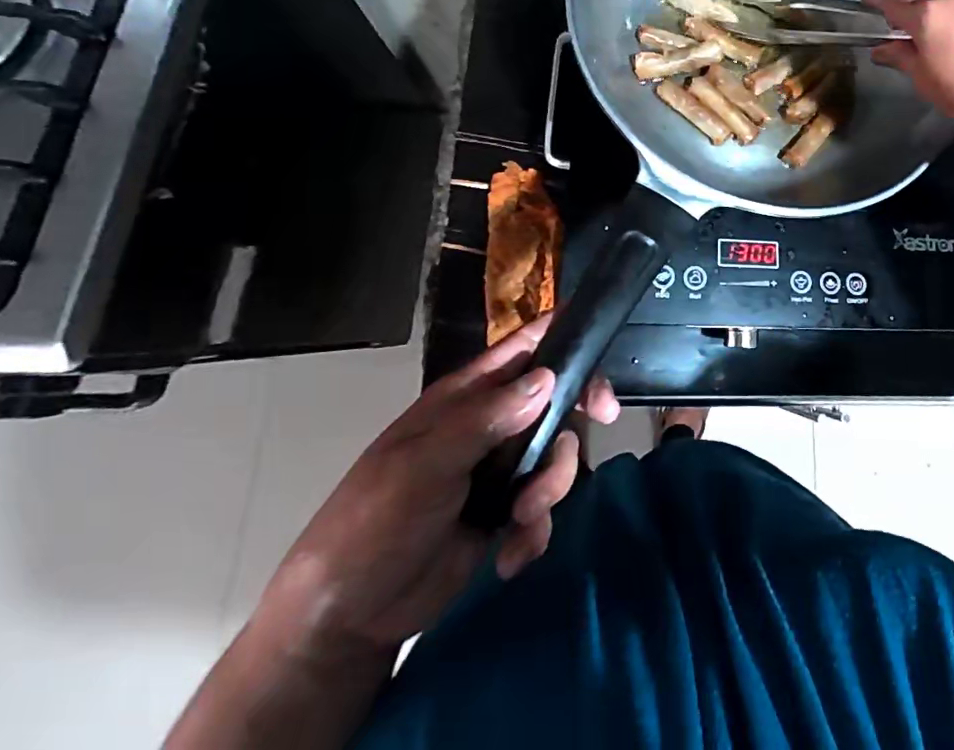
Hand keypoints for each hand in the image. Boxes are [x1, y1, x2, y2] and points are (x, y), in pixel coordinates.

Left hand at [255, 314, 618, 656]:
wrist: (350, 613)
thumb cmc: (375, 522)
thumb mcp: (423, 465)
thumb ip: (484, 420)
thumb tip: (547, 379)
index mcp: (465, 398)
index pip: (521, 350)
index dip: (562, 341)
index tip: (598, 362)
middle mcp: (489, 427)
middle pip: (556, 403)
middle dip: (573, 422)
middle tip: (603, 422)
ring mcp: (498, 472)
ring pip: (556, 458)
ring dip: (551, 489)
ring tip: (519, 521)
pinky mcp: (504, 515)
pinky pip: (545, 509)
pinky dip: (536, 532)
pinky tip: (510, 557)